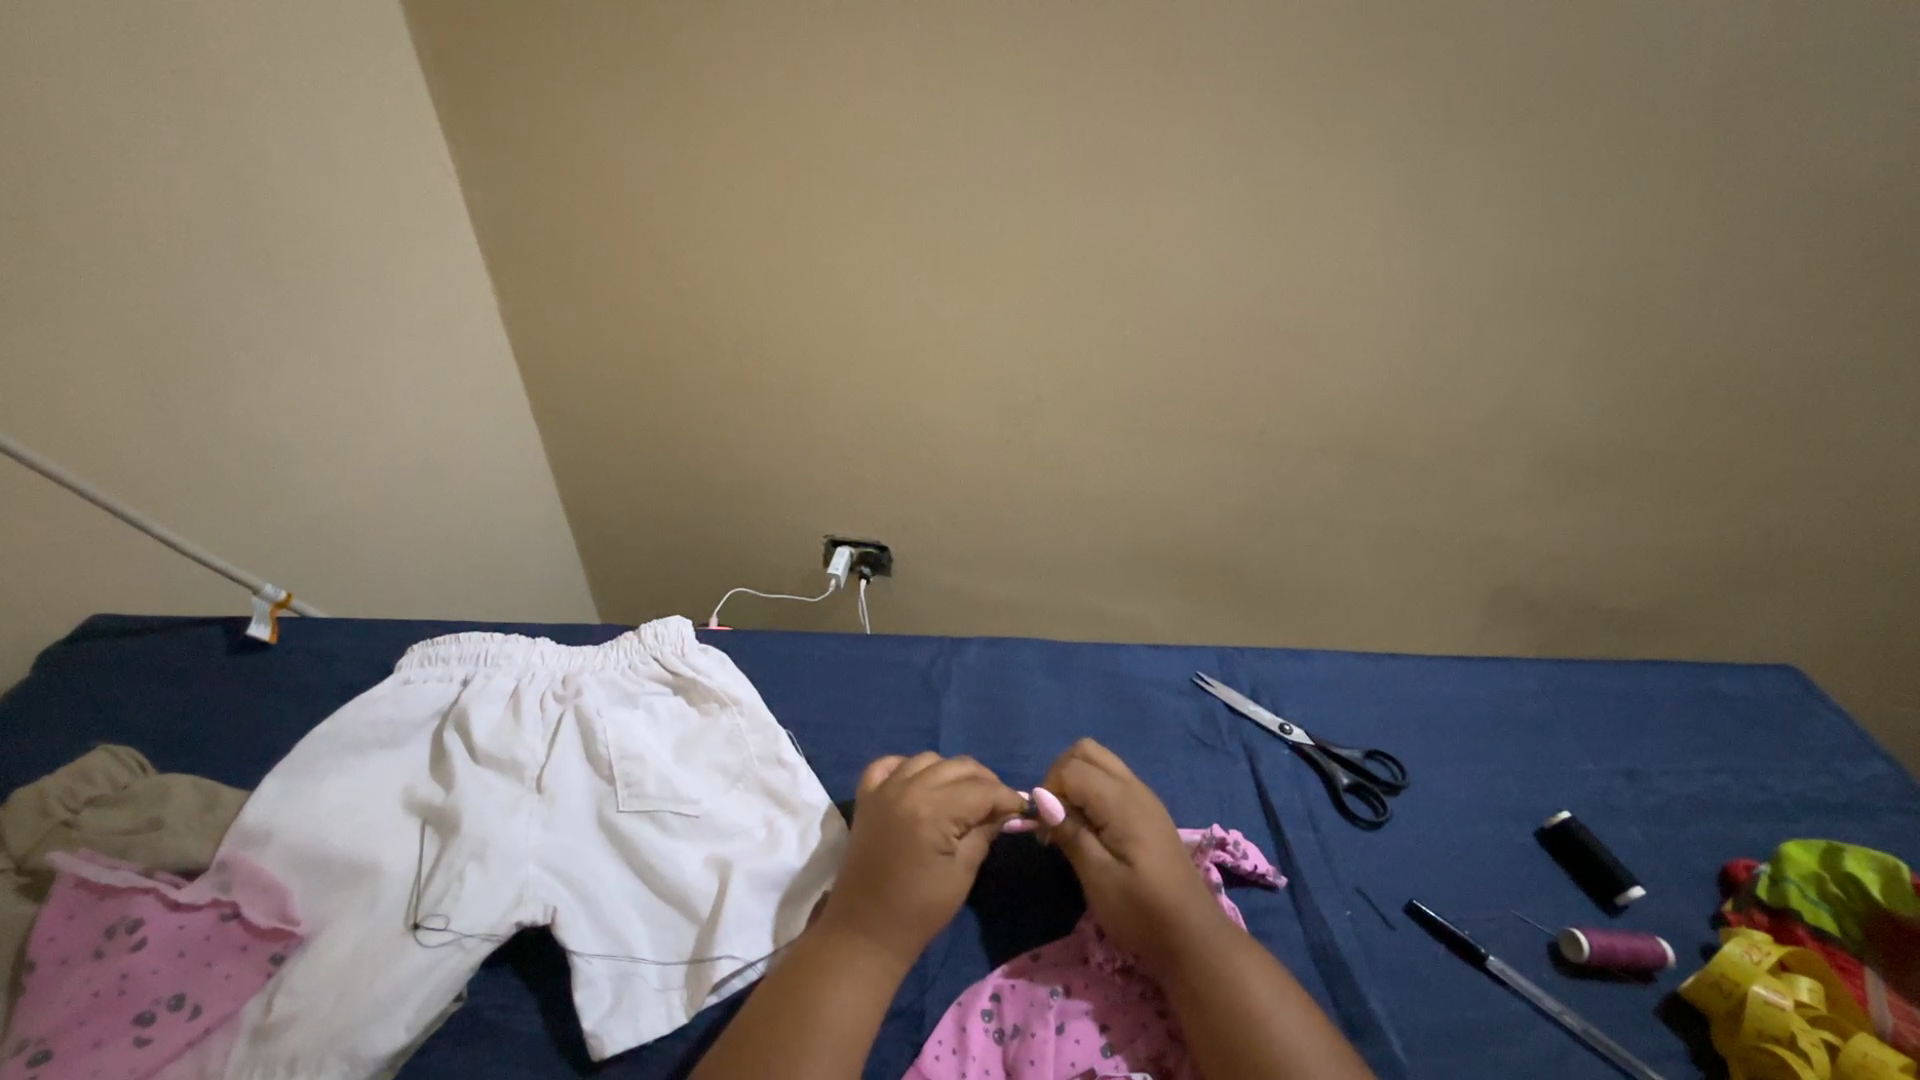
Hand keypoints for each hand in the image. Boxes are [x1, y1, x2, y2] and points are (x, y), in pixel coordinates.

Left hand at [816, 753, 1024, 967]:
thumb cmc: (920, 910)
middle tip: (998, 804)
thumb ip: (984, 833)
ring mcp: (883, 790)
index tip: (1022, 809)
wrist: (865, 930)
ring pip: (927, 759)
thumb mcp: (962, 873)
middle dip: (985, 781)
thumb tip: (1004, 812)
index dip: (1007, 797)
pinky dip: (907, 766)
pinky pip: (887, 765)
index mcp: (934, 811)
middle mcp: (908, 789)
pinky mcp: (866, 797)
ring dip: (950, 772)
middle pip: (958, 766)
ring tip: (963, 795)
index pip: (982, 790)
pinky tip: (920, 783)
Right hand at [1039, 738, 1226, 973]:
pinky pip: (1112, 781)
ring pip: (1099, 762)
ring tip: (1069, 825)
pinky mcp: (1148, 812)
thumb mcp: (1098, 877)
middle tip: (1054, 818)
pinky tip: (1091, 831)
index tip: (1047, 832)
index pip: (1071, 768)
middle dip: (1060, 776)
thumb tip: (1040, 799)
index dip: (1049, 792)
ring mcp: (1144, 798)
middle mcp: (1134, 788)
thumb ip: (1070, 832)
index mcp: (1122, 801)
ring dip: (1075, 783)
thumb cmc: (1142, 911)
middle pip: (1085, 751)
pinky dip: (1091, 793)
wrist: (1193, 937)